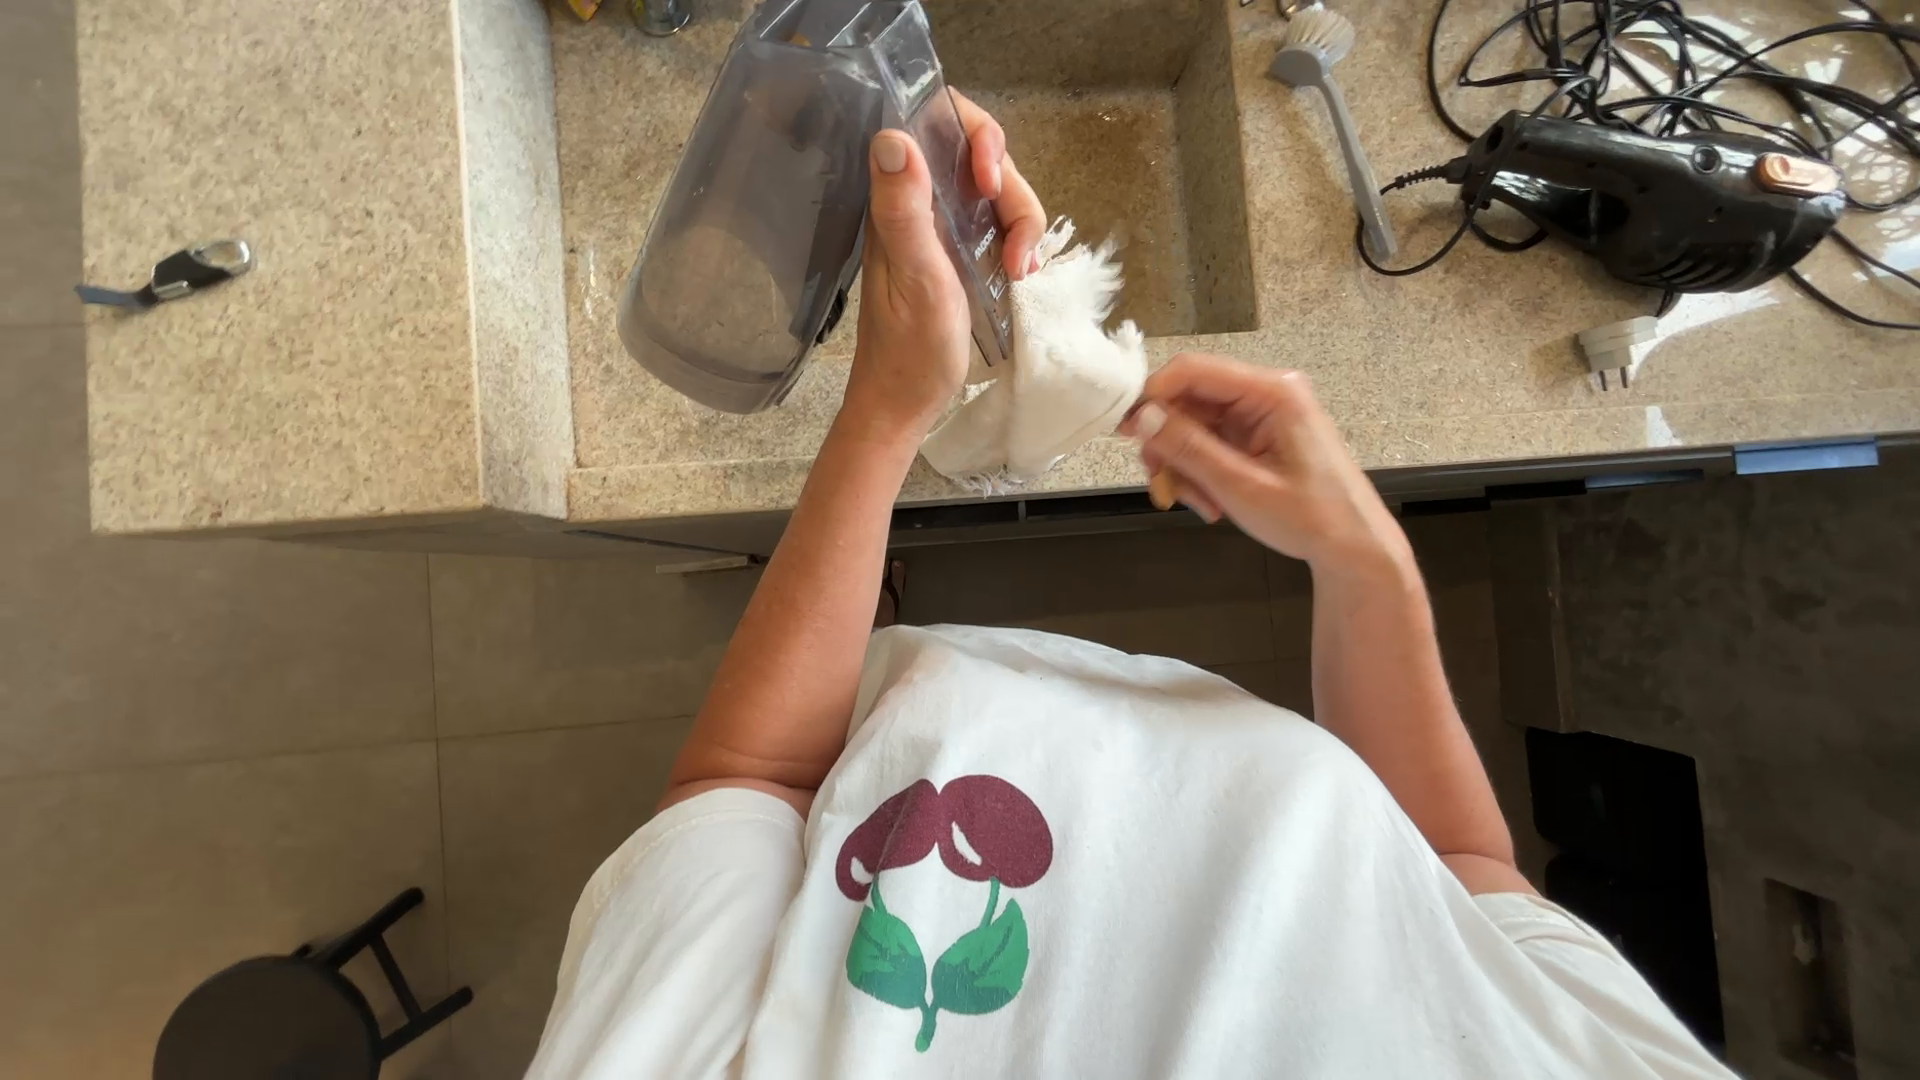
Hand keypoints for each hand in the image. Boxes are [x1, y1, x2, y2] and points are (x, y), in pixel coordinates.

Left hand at [841, 94, 1045, 441]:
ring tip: (1021, 272)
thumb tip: (892, 137)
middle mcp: (920, 205)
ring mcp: (940, 231)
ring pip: (995, 194)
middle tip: (1018, 253)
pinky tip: (1019, 274)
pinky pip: (996, 227)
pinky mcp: (955, 256)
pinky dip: (1017, 243)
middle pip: (981, 158)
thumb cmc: (909, 352)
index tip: (992, 183)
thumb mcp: (917, 281)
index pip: (938, 123)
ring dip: (1022, 224)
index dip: (977, 134)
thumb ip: (905, 212)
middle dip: (1013, 194)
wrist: (904, 405)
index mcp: (901, 201)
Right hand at [1118, 353, 1406, 569]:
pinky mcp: (1254, 438)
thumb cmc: (1310, 518)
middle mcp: (1263, 394)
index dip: (1152, 396)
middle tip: (1162, 485)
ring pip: (1191, 427)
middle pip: (1187, 401)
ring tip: (1197, 504)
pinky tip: (1209, 504)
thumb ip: (1188, 448)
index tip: (1125, 433)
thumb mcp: (1240, 485)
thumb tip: (1141, 417)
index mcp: (1270, 392)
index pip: (1192, 371)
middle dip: (1168, 444)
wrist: (1353, 549)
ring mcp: (1258, 416)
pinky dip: (1197, 474)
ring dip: (1182, 467)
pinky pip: (1206, 446)